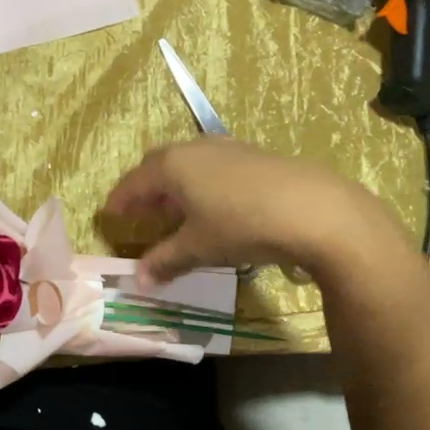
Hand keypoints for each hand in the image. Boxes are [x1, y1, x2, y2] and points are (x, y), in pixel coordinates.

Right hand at [103, 137, 405, 281]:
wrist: (320, 211)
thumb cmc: (243, 226)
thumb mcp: (199, 248)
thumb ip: (164, 261)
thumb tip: (139, 280)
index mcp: (171, 166)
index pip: (132, 182)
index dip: (119, 201)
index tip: (109, 216)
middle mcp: (194, 149)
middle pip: (157, 164)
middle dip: (146, 188)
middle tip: (142, 212)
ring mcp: (228, 148)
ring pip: (189, 162)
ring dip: (177, 184)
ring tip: (179, 211)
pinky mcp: (257, 155)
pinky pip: (215, 166)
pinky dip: (204, 182)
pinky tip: (217, 206)